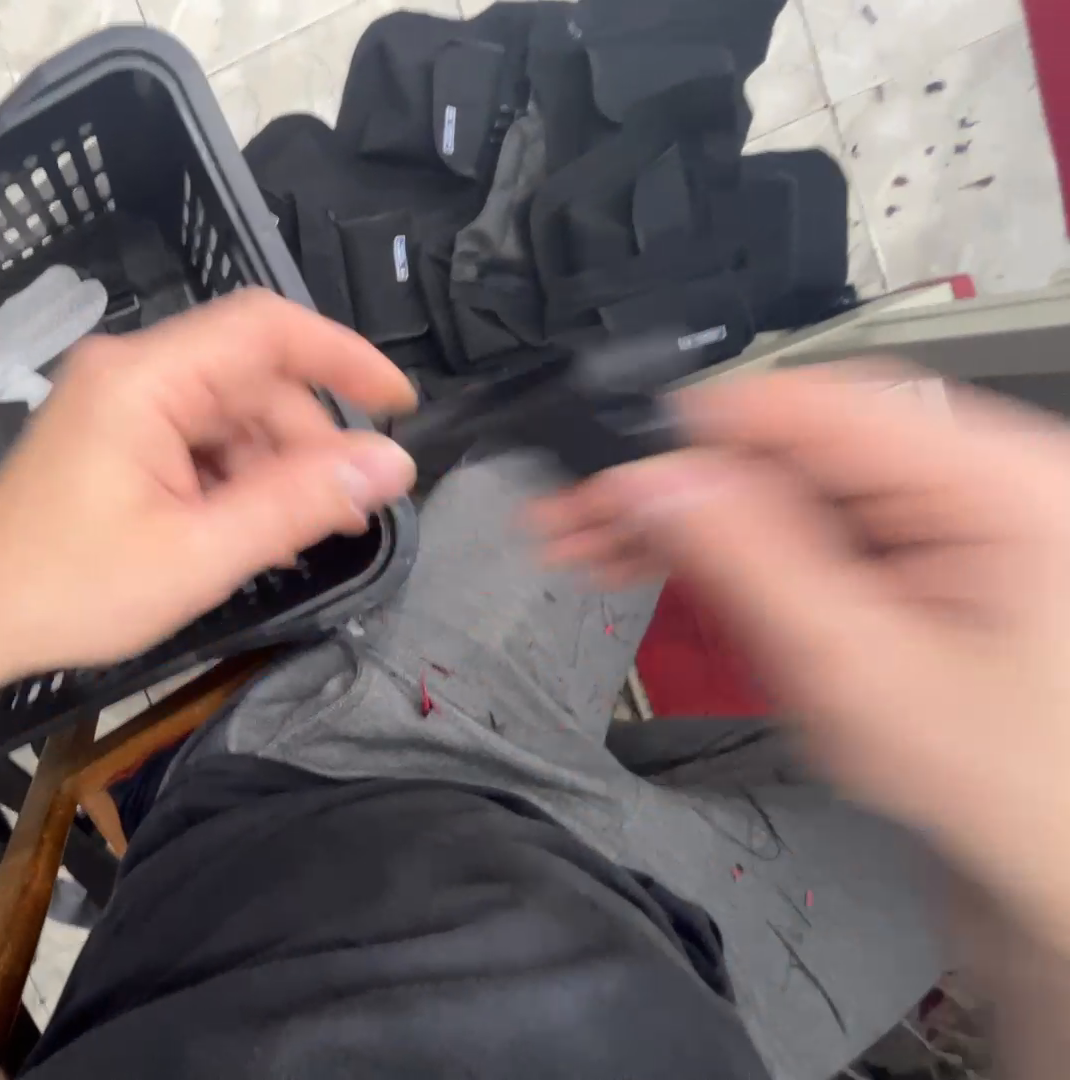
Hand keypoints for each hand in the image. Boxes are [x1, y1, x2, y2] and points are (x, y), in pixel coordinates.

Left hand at [0, 288, 416, 680]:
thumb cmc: (71, 591)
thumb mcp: (198, 555)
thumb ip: (298, 504)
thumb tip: (391, 463)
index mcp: (142, 379)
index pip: (265, 329)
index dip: (343, 356)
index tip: (399, 403)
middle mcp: (126, 371)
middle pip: (247, 380)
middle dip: (303, 442)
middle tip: (344, 513)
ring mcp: (112, 402)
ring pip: (223, 414)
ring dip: (267, 468)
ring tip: (293, 537)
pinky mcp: (107, 435)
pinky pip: (189, 439)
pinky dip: (226, 478)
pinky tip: (243, 530)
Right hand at [528, 365, 1069, 949]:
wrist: (1052, 840)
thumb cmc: (1007, 778)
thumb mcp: (847, 661)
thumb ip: (743, 555)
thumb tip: (651, 479)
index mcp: (992, 486)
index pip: (803, 406)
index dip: (686, 437)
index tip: (600, 479)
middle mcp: (968, 481)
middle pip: (768, 447)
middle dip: (654, 485)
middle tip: (567, 520)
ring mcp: (929, 514)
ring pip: (757, 483)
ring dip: (661, 515)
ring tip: (581, 547)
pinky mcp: (891, 545)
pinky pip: (773, 519)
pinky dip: (699, 540)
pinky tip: (635, 558)